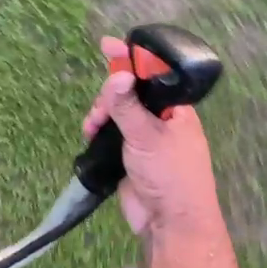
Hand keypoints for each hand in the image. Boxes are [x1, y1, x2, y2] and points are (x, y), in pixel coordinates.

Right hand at [80, 36, 220, 238]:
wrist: (170, 222)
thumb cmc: (170, 175)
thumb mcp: (147, 136)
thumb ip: (127, 105)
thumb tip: (116, 75)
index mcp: (175, 111)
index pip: (152, 76)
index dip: (130, 59)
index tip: (106, 45)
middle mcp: (161, 121)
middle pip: (128, 93)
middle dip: (108, 97)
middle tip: (99, 113)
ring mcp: (145, 138)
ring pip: (116, 113)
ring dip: (100, 115)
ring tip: (92, 129)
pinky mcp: (130, 155)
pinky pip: (110, 133)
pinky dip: (99, 131)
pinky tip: (91, 137)